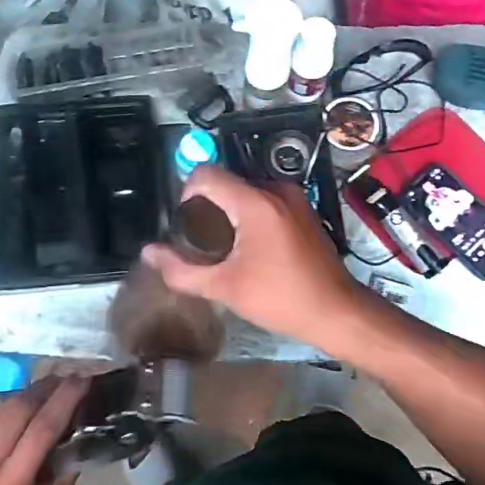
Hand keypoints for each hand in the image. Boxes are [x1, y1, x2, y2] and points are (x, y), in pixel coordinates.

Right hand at [141, 166, 364, 346]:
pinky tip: (252, 251)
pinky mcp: (305, 212)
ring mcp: (296, 199)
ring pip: (247, 193)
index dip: (187, 195)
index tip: (188, 228)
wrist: (335, 310)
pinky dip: (252, 218)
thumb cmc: (280, 298)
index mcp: (256, 202)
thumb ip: (181, 269)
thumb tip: (148, 253)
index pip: (206, 175)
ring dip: (231, 214)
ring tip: (227, 251)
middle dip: (209, 208)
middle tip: (205, 246)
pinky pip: (267, 202)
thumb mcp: (224, 288)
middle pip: (227, 183)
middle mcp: (277, 191)